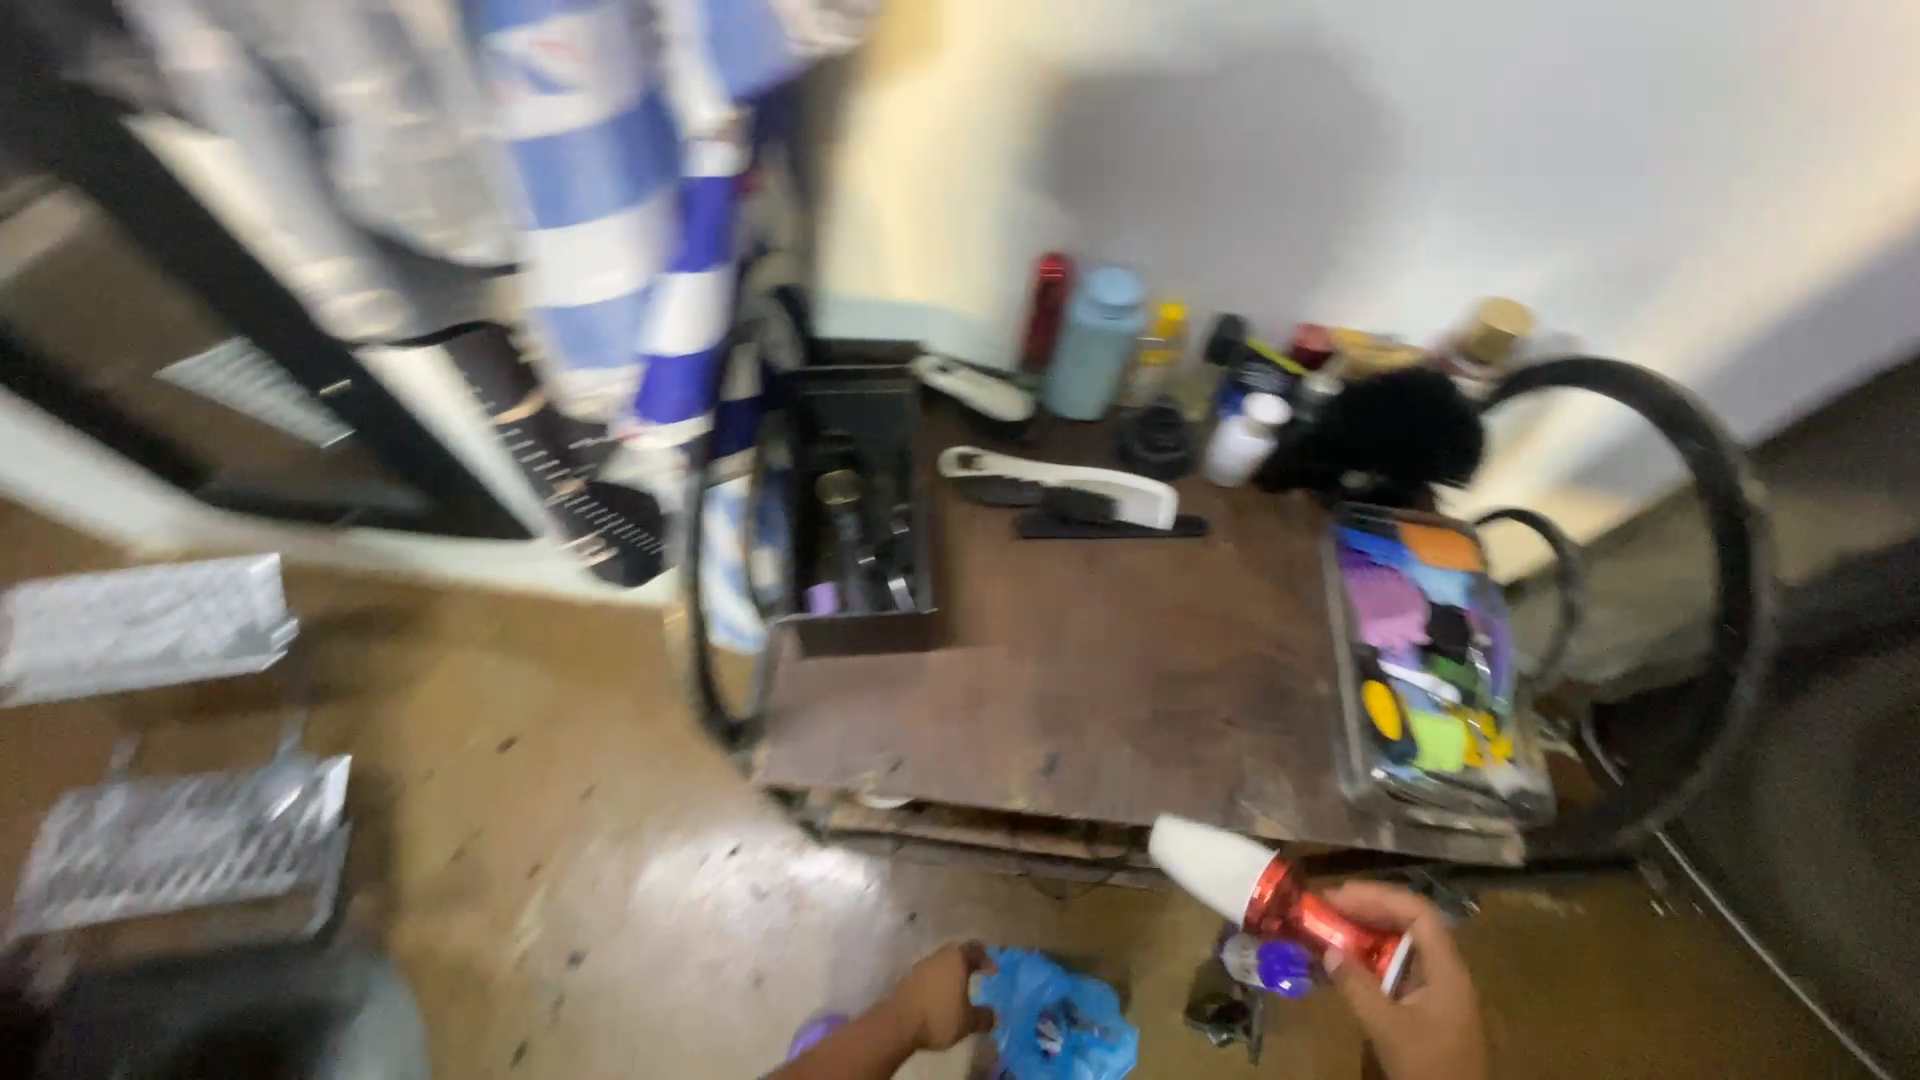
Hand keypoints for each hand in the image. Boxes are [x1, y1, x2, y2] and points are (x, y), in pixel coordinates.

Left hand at [883, 941, 997, 1051]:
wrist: (899, 1022)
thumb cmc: (939, 1016)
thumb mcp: (968, 1022)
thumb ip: (984, 1017)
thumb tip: (994, 1016)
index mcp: (956, 958)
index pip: (975, 950)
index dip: (986, 959)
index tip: (994, 970)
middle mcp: (939, 955)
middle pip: (957, 953)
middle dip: (968, 962)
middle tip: (978, 972)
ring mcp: (922, 965)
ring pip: (942, 962)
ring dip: (952, 971)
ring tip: (959, 986)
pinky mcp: (909, 978)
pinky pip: (930, 974)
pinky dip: (939, 981)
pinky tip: (940, 996)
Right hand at [1320, 883, 1487, 1079]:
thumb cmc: (1429, 1072)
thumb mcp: (1387, 1030)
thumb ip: (1356, 986)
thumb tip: (1328, 949)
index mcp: (1448, 972)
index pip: (1420, 913)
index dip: (1379, 896)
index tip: (1339, 896)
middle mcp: (1448, 973)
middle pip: (1412, 923)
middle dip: (1369, 908)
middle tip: (1328, 905)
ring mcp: (1441, 991)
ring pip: (1405, 944)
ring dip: (1368, 930)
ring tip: (1332, 926)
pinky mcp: (1430, 1008)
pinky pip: (1400, 967)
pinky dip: (1372, 957)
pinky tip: (1347, 962)